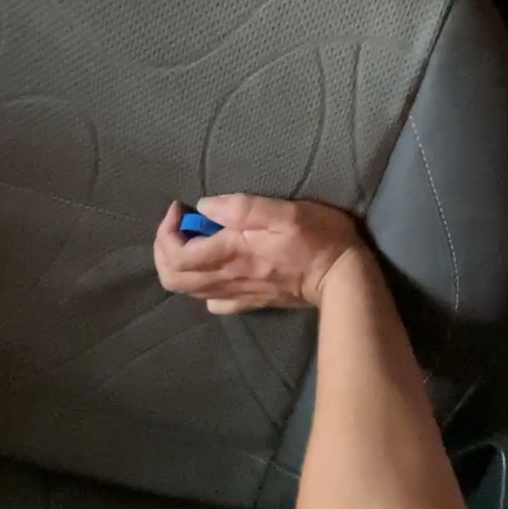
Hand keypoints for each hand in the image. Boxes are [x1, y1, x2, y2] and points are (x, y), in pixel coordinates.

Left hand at [153, 195, 365, 314]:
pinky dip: (202, 285)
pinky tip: (215, 267)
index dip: (167, 231)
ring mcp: (238, 295)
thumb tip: (205, 207)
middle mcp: (228, 279)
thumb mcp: (286, 212)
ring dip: (179, 265)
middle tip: (178, 225)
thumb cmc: (319, 237)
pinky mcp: (251, 302)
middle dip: (164, 249)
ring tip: (193, 240)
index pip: (176, 254)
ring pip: (188, 291)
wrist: (343, 278)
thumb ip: (243, 208)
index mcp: (232, 254)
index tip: (181, 208)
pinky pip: (213, 302)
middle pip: (173, 278)